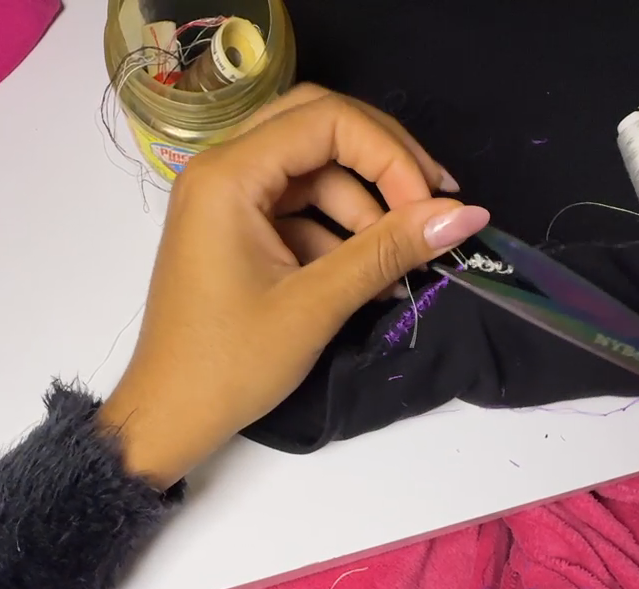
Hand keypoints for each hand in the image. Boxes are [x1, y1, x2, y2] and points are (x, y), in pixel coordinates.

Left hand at [98, 89, 488, 485]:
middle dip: (381, 166)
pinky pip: (296, 213)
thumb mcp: (315, 306)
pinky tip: (369, 279)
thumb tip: (466, 215)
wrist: (171, 417)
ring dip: (362, 212)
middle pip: (318, 132)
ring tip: (401, 265)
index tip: (431, 209)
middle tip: (430, 207)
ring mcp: (225, 203)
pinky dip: (335, 238)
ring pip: (311, 176)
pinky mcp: (234, 234)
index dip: (391, 156)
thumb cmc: (231, 365)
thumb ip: (387, 251)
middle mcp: (221, 171)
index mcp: (228, 175)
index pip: (327, 121)